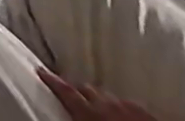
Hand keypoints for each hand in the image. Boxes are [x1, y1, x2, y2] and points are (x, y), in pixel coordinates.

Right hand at [39, 69, 160, 120]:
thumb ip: (77, 118)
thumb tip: (62, 114)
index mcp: (89, 112)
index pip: (65, 91)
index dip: (51, 80)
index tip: (39, 69)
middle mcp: (105, 103)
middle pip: (85, 88)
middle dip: (76, 88)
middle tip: (69, 92)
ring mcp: (127, 105)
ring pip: (106, 94)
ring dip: (98, 98)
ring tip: (95, 105)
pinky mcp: (145, 111)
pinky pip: (125, 102)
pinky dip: (118, 105)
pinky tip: (121, 114)